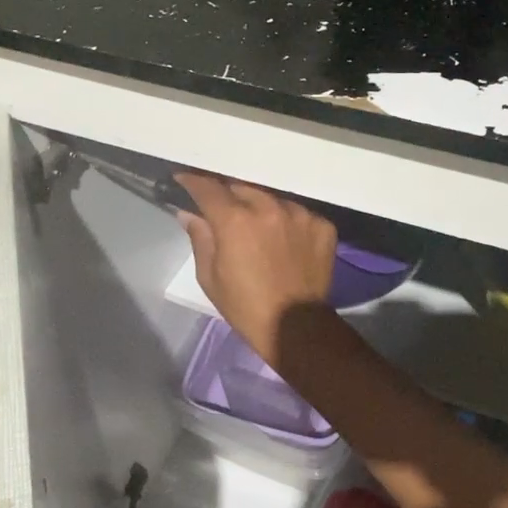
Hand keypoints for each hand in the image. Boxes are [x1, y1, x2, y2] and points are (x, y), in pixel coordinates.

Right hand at [174, 173, 337, 368]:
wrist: (296, 328)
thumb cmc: (245, 307)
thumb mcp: (210, 277)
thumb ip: (200, 238)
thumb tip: (190, 214)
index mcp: (235, 220)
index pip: (208, 188)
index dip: (193, 181)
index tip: (184, 179)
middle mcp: (268, 208)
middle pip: (242, 188)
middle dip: (229, 196)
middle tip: (224, 211)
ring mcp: (299, 214)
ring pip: (272, 199)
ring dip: (261, 208)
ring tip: (259, 228)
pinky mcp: (322, 225)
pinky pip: (299, 214)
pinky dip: (288, 223)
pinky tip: (286, 242)